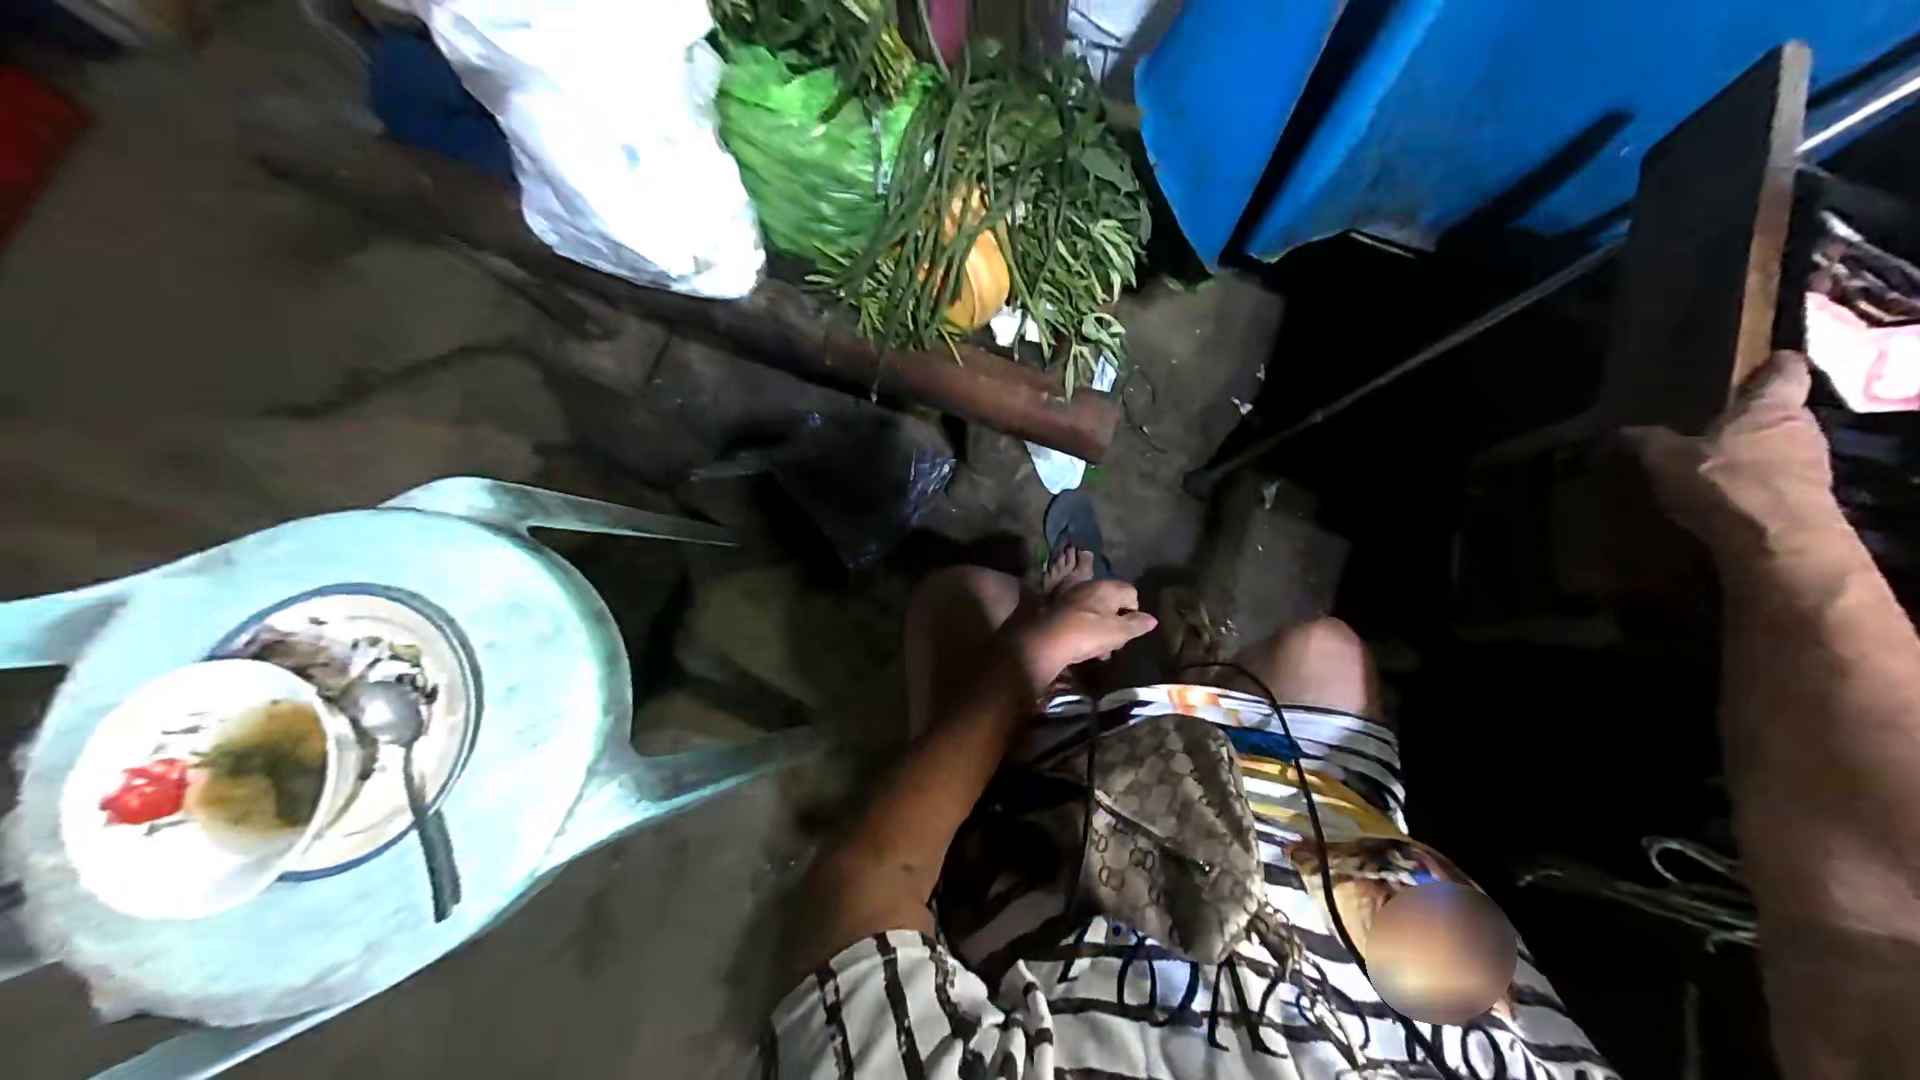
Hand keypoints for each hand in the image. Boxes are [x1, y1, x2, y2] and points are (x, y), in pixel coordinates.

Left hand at [1005, 578, 1156, 691]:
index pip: (1132, 593)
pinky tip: (1084, 648)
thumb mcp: (1119, 632)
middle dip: (1118, 625)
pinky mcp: (1060, 609)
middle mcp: (1090, 586)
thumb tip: (1152, 619)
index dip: (1134, 613)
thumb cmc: (1088, 633)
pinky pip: (1081, 618)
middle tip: (1115, 645)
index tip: (1129, 631)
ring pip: (1097, 613)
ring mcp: (1073, 596)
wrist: (1046, 640)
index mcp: (1107, 587)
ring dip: (1102, 631)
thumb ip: (1137, 624)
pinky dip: (1086, 631)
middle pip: (1114, 604)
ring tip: (1100, 652)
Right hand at [1624, 351, 1844, 556]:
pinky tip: (1721, 491)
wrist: (1774, 537)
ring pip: (1778, 446)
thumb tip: (1619, 431)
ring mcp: (1810, 463)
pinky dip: (1751, 480)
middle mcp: (1801, 428)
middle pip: (1780, 412)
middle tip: (1714, 420)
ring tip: (1710, 460)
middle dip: (1750, 416)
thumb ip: (1644, 440)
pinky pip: (1774, 478)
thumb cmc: (1723, 480)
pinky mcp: (1805, 496)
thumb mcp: (1664, 457)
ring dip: (1750, 451)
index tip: (1765, 358)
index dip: (1775, 362)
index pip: (1786, 370)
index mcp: (1771, 407)